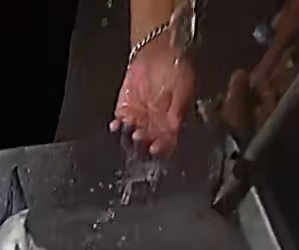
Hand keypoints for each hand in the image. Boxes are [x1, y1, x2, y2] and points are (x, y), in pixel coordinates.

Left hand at [111, 31, 193, 157]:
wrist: (156, 52)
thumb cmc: (173, 67)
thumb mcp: (182, 84)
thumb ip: (178, 107)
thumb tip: (174, 126)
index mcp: (169, 123)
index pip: (165, 144)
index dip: (160, 148)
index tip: (154, 146)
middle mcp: (152, 127)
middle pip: (145, 146)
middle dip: (140, 145)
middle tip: (139, 136)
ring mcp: (137, 122)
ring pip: (130, 140)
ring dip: (127, 138)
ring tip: (130, 126)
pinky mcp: (124, 114)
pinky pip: (118, 127)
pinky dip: (116, 128)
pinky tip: (116, 125)